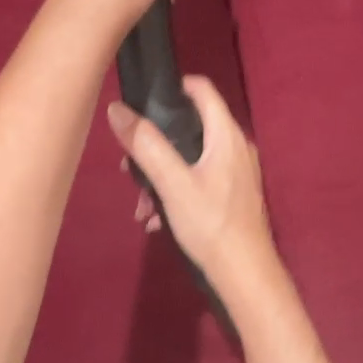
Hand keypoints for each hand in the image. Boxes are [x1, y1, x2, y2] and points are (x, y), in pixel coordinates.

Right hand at [105, 76, 276, 283]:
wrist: (244, 274)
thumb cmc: (211, 224)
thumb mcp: (172, 183)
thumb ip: (146, 145)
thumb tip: (117, 109)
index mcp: (227, 135)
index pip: (202, 89)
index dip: (173, 88)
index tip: (143, 102)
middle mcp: (236, 147)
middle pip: (191, 128)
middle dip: (156, 145)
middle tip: (131, 168)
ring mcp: (236, 172)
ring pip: (190, 159)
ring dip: (161, 177)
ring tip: (142, 205)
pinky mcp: (232, 195)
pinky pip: (199, 181)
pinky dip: (176, 193)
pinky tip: (158, 220)